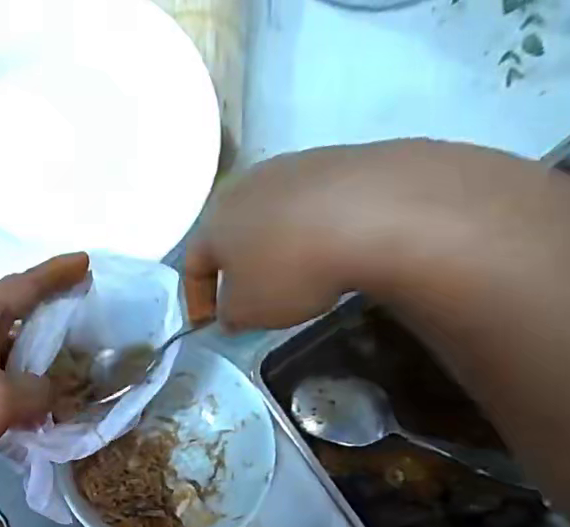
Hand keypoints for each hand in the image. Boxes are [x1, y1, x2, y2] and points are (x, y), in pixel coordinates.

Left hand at [0, 253, 90, 475]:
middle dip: (52, 319)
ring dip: (38, 363)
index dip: (57, 273)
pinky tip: (38, 407)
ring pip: (9, 355)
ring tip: (71, 371)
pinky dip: (20, 390)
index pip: (24, 285)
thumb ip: (39, 391)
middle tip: (86, 323)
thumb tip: (50, 394)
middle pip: (18, 318)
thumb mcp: (3, 398)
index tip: (85, 262)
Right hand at [181, 140, 557, 328]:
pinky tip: (333, 250)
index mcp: (214, 220)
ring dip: (277, 244)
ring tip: (297, 274)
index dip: (197, 300)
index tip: (209, 325)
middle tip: (250, 297)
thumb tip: (232, 309)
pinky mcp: (343, 158)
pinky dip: (315, 229)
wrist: (377, 212)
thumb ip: (228, 314)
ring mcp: (297, 164)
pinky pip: (315, 204)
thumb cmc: (289, 270)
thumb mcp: (246, 312)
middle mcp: (247, 184)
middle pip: (232, 232)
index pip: (192, 265)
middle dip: (237, 266)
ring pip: (273, 214)